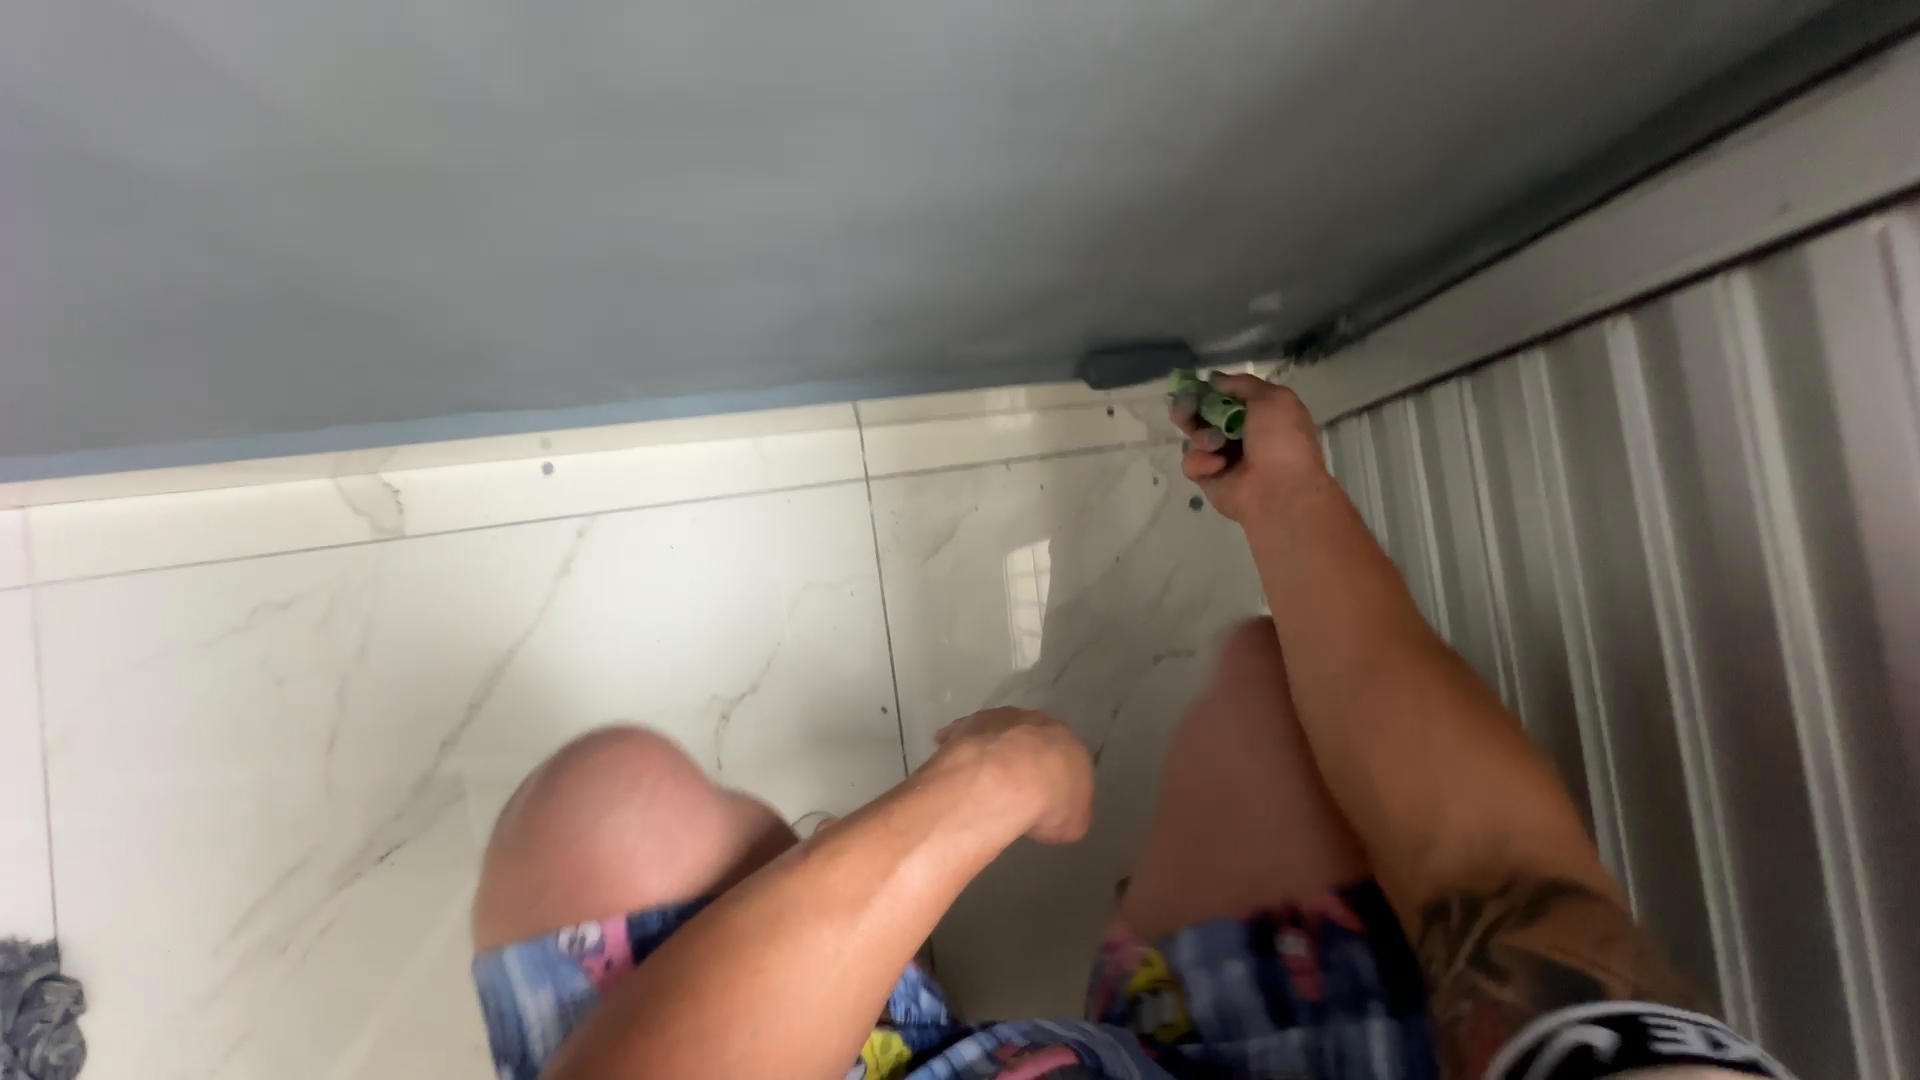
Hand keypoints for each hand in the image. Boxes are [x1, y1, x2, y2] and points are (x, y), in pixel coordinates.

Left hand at [928, 707, 1092, 843]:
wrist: (1007, 779)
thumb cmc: (1049, 803)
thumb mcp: (1073, 824)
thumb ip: (1069, 814)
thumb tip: (1059, 817)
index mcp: (1070, 745)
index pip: (1066, 759)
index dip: (1055, 779)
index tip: (1046, 798)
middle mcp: (1038, 723)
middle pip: (1033, 739)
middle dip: (1024, 759)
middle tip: (1014, 788)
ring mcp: (1002, 719)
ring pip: (999, 732)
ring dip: (994, 751)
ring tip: (983, 781)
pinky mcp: (970, 723)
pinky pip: (967, 734)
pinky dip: (962, 747)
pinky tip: (956, 767)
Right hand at [1171, 372, 1325, 524]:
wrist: (1279, 488)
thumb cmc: (1281, 439)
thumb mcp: (1273, 398)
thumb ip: (1242, 384)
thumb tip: (1214, 379)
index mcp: (1258, 415)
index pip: (1224, 397)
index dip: (1208, 391)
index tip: (1194, 386)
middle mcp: (1238, 435)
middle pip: (1202, 416)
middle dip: (1190, 408)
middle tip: (1184, 407)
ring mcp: (1221, 457)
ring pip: (1194, 437)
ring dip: (1202, 436)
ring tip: (1216, 443)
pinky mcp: (1207, 478)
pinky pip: (1191, 462)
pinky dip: (1202, 461)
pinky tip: (1219, 466)